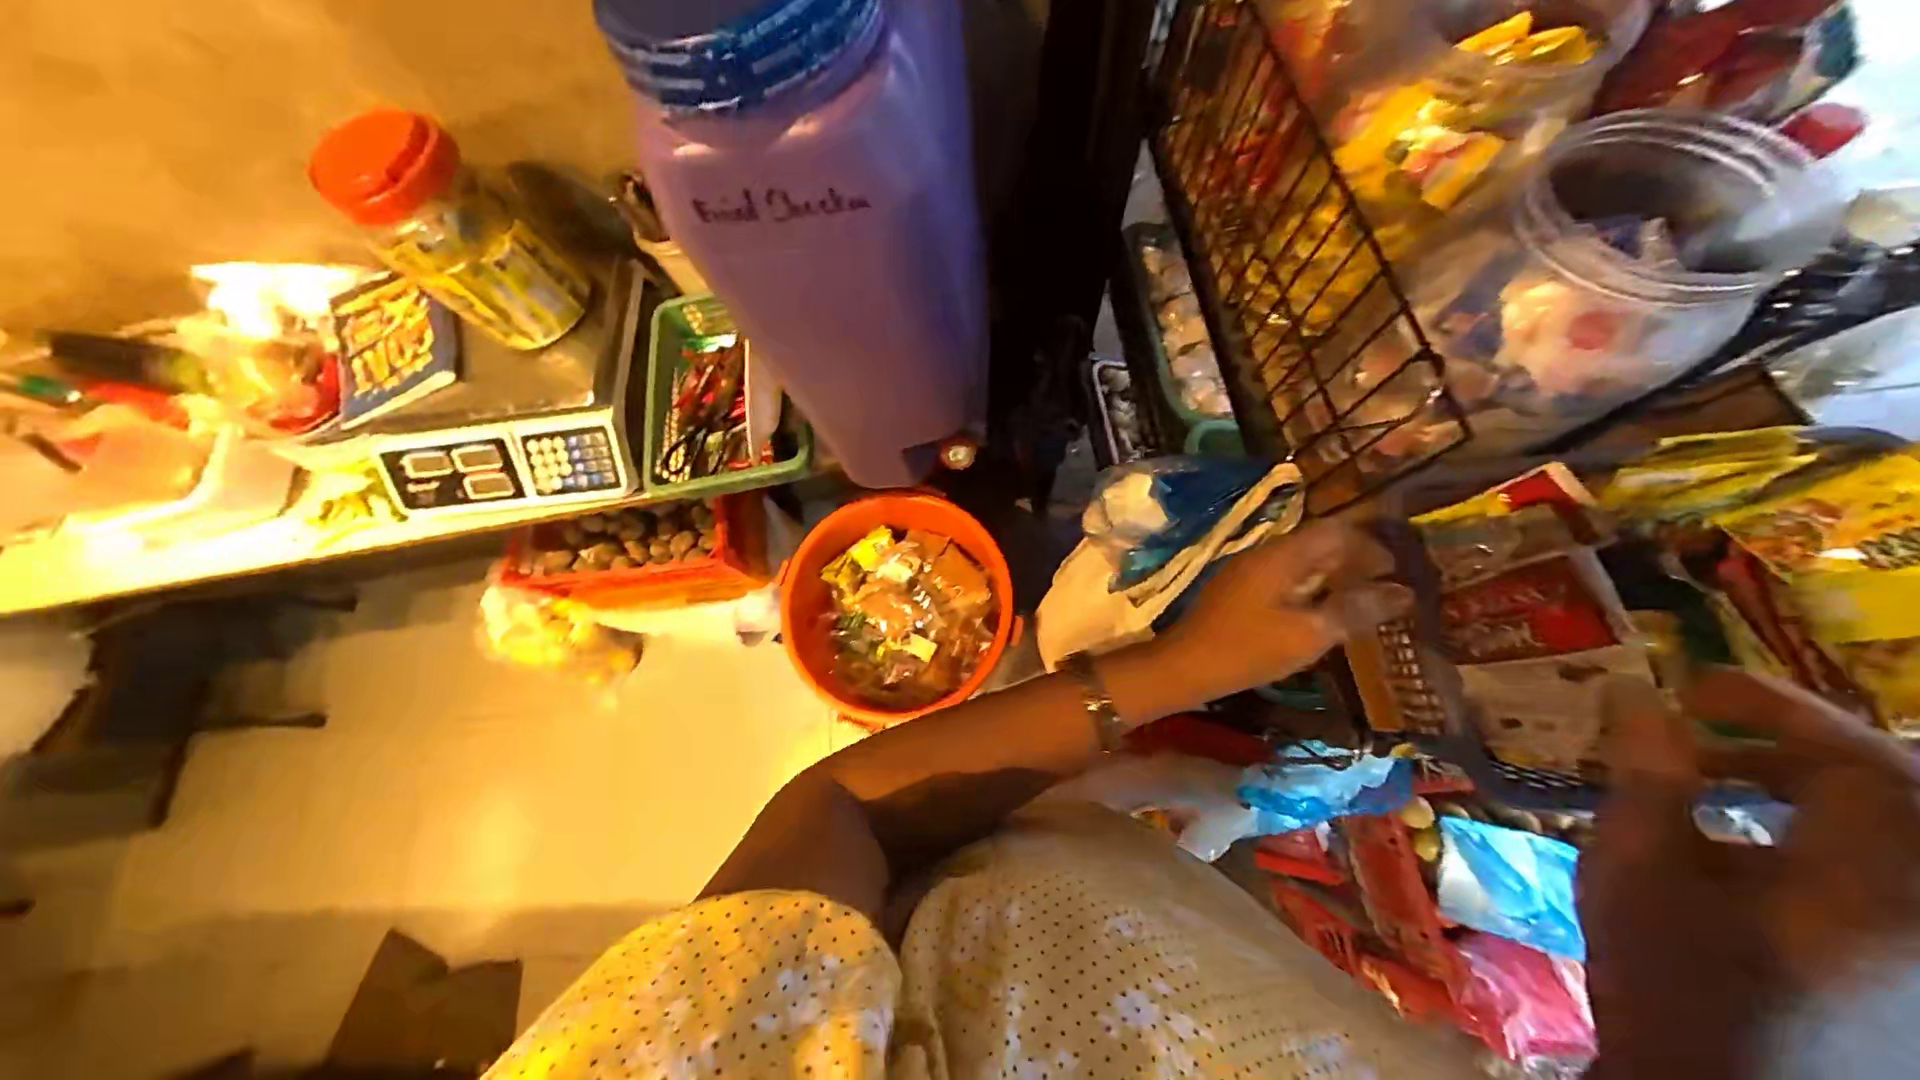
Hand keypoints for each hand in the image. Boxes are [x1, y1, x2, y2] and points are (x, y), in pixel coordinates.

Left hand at [1148, 518, 1412, 707]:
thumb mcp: (1308, 634)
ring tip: (1361, 601)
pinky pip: (1281, 578)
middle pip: (1316, 543)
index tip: (1398, 569)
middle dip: (1353, 559)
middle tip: (1386, 586)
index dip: (1370, 545)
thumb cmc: (1248, 648)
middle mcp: (1262, 554)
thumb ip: (1354, 610)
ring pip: (1298, 561)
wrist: (1185, 665)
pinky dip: (1308, 588)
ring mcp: (1246, 571)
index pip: (1334, 530)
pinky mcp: (1237, 591)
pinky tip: (1320, 612)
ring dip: (1330, 575)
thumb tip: (1402, 592)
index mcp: (1280, 555)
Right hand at [1583, 670, 1919, 1079]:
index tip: (1694, 685)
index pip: (1861, 761)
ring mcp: (1919, 930)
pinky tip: (1742, 838)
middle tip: (1704, 726)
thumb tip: (1633, 696)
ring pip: (1891, 825)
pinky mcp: (1904, 951)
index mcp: (1870, 881)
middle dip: (1794, 743)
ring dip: (1803, 784)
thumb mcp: (1634, 868)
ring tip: (1712, 777)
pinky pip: (1880, 863)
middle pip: (1896, 787)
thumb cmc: (1667, 975)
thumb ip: (1645, 778)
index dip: (1780, 708)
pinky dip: (1816, 829)